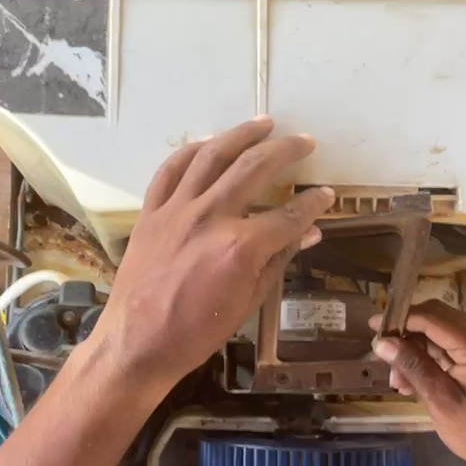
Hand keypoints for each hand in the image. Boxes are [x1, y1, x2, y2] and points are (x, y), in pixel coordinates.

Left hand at [89, 118, 335, 392]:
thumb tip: (309, 233)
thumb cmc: (197, 333)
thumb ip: (278, 261)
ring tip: (264, 123)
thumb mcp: (248, 302)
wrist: (137, 343)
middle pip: (254, 168)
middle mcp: (209, 217)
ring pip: (212, 156)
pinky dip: (191, 151)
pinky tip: (209, 142)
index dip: (313, 203)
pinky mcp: (150, 212)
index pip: (288, 215)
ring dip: (241, 135)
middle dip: (285, 151)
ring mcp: (176, 210)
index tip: (327, 194)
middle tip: (305, 142)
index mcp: (240, 246)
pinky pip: (171, 170)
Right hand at [370, 301, 465, 465]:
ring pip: (444, 334)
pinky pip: (455, 347)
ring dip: (418, 349)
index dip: (401, 318)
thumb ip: (413, 367)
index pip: (433, 318)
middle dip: (408, 335)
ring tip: (400, 381)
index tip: (373, 327)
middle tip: (385, 358)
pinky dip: (433, 358)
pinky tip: (416, 382)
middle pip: (439, 319)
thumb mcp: (441, 402)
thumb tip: (382, 343)